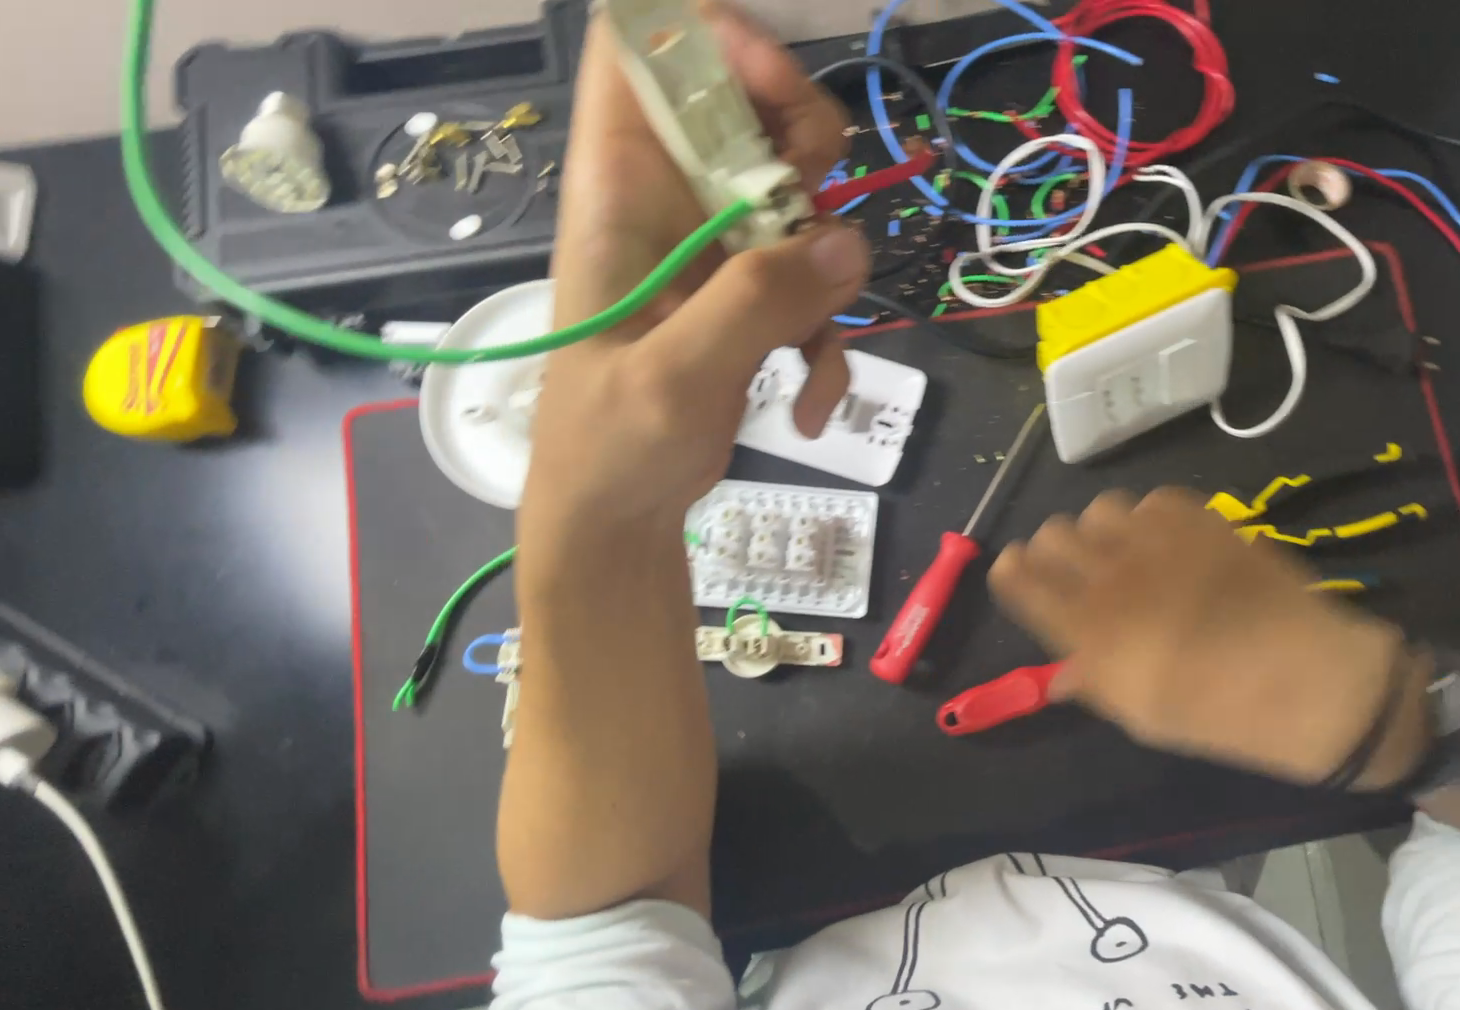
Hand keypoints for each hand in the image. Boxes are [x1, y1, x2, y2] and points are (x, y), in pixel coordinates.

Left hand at [521, 8, 869, 569]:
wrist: (619, 513)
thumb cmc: (613, 444)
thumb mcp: (674, 377)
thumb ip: (754, 305)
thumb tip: (846, 246)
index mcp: (621, 191)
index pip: (643, 48)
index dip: (713, 40)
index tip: (778, 100)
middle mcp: (674, 207)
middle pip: (752, 111)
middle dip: (803, 151)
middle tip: (811, 214)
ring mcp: (720, 257)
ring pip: (803, 208)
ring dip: (828, 276)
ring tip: (807, 349)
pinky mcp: (752, 304)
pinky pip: (814, 291)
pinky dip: (828, 346)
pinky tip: (812, 405)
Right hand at [988, 488, 1421, 787]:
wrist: (1306, 682)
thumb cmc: (1215, 714)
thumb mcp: (1141, 716)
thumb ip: (1092, 682)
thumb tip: (1059, 672)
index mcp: (1086, 627)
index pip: (1018, 576)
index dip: (1013, 573)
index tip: (1021, 579)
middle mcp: (1109, 574)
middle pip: (1050, 534)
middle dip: (1055, 552)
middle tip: (1080, 574)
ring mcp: (1155, 541)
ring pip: (1098, 509)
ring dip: (1103, 532)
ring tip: (1128, 555)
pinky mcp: (1199, 519)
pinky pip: (1152, 500)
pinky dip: (1151, 520)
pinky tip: (1172, 545)